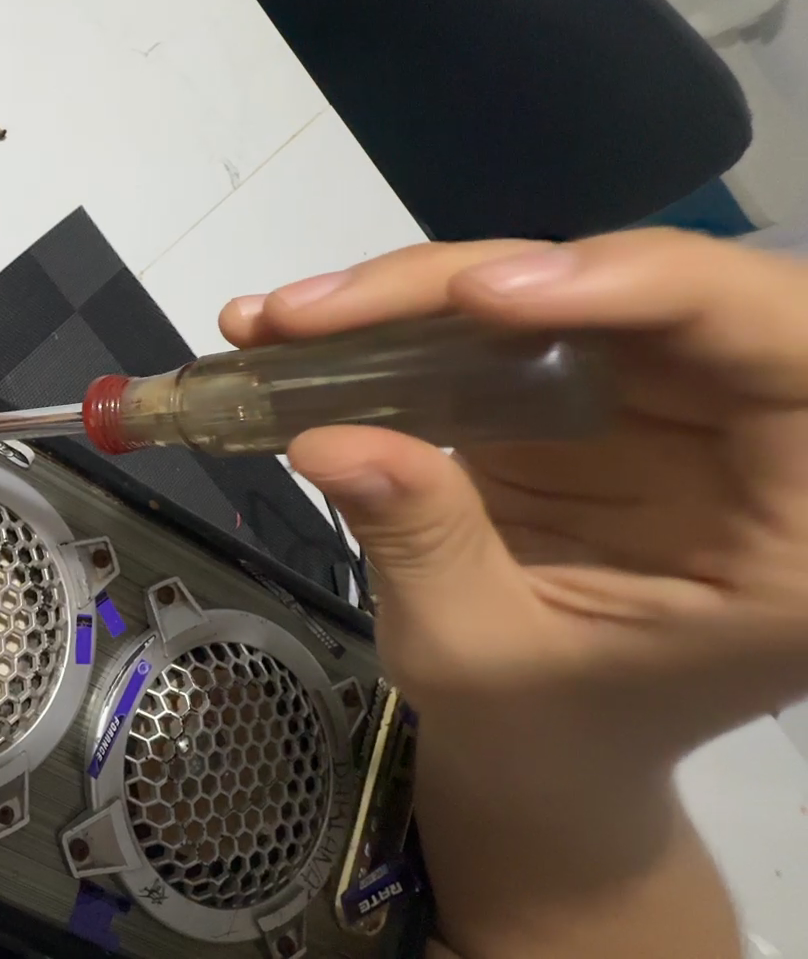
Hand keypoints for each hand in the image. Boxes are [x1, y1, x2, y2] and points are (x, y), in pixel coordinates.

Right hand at [222, 229, 807, 762]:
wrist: (536, 739)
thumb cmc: (541, 723)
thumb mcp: (474, 648)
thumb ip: (418, 541)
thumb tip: (322, 439)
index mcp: (801, 514)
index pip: (780, 347)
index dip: (643, 291)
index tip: (481, 295)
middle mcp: (738, 430)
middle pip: (621, 296)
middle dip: (451, 287)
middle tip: (309, 313)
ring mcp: (637, 406)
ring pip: (533, 292)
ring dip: (392, 298)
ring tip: (271, 321)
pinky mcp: (553, 399)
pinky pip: (469, 331)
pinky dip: (374, 327)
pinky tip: (285, 336)